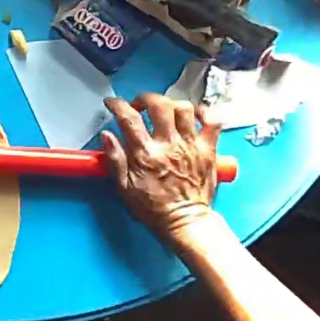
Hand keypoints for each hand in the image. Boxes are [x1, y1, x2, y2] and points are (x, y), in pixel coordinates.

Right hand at [100, 93, 223, 236]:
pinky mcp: (208, 150)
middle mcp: (169, 145)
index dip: (117, 105)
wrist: (185, 222)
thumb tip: (106, 135)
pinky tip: (194, 114)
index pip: (129, 118)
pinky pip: (213, 122)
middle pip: (159, 105)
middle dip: (145, 98)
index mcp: (145, 154)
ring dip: (171, 103)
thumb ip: (114, 159)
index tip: (112, 103)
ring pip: (184, 108)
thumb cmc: (153, 208)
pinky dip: (205, 112)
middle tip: (138, 105)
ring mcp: (191, 145)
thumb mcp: (123, 188)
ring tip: (163, 110)